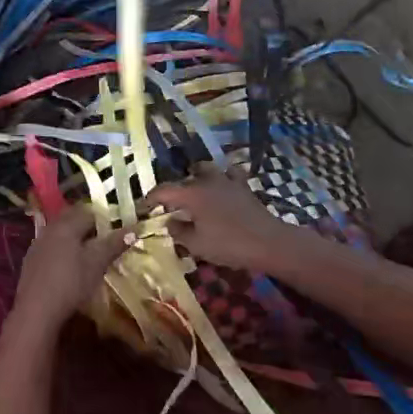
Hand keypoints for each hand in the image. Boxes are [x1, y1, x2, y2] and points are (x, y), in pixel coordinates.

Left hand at [11, 206, 127, 327]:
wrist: (36, 309)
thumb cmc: (71, 282)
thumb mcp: (97, 263)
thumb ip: (114, 244)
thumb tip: (135, 229)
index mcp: (67, 225)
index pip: (88, 211)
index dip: (104, 217)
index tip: (115, 229)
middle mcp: (50, 229)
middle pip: (71, 219)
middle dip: (88, 225)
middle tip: (103, 238)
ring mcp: (37, 245)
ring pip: (59, 233)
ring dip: (74, 238)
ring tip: (88, 252)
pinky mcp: (31, 261)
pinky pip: (50, 247)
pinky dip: (62, 250)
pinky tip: (68, 265)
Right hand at [146, 163, 302, 270]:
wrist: (268, 242)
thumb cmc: (228, 244)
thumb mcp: (196, 244)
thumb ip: (178, 231)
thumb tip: (169, 222)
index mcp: (191, 194)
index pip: (163, 191)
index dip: (150, 199)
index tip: (144, 208)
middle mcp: (207, 181)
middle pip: (184, 178)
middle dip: (174, 189)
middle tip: (170, 205)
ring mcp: (227, 181)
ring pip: (207, 169)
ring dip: (197, 176)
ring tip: (194, 190)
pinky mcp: (243, 187)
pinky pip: (229, 174)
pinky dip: (222, 177)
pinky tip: (222, 187)